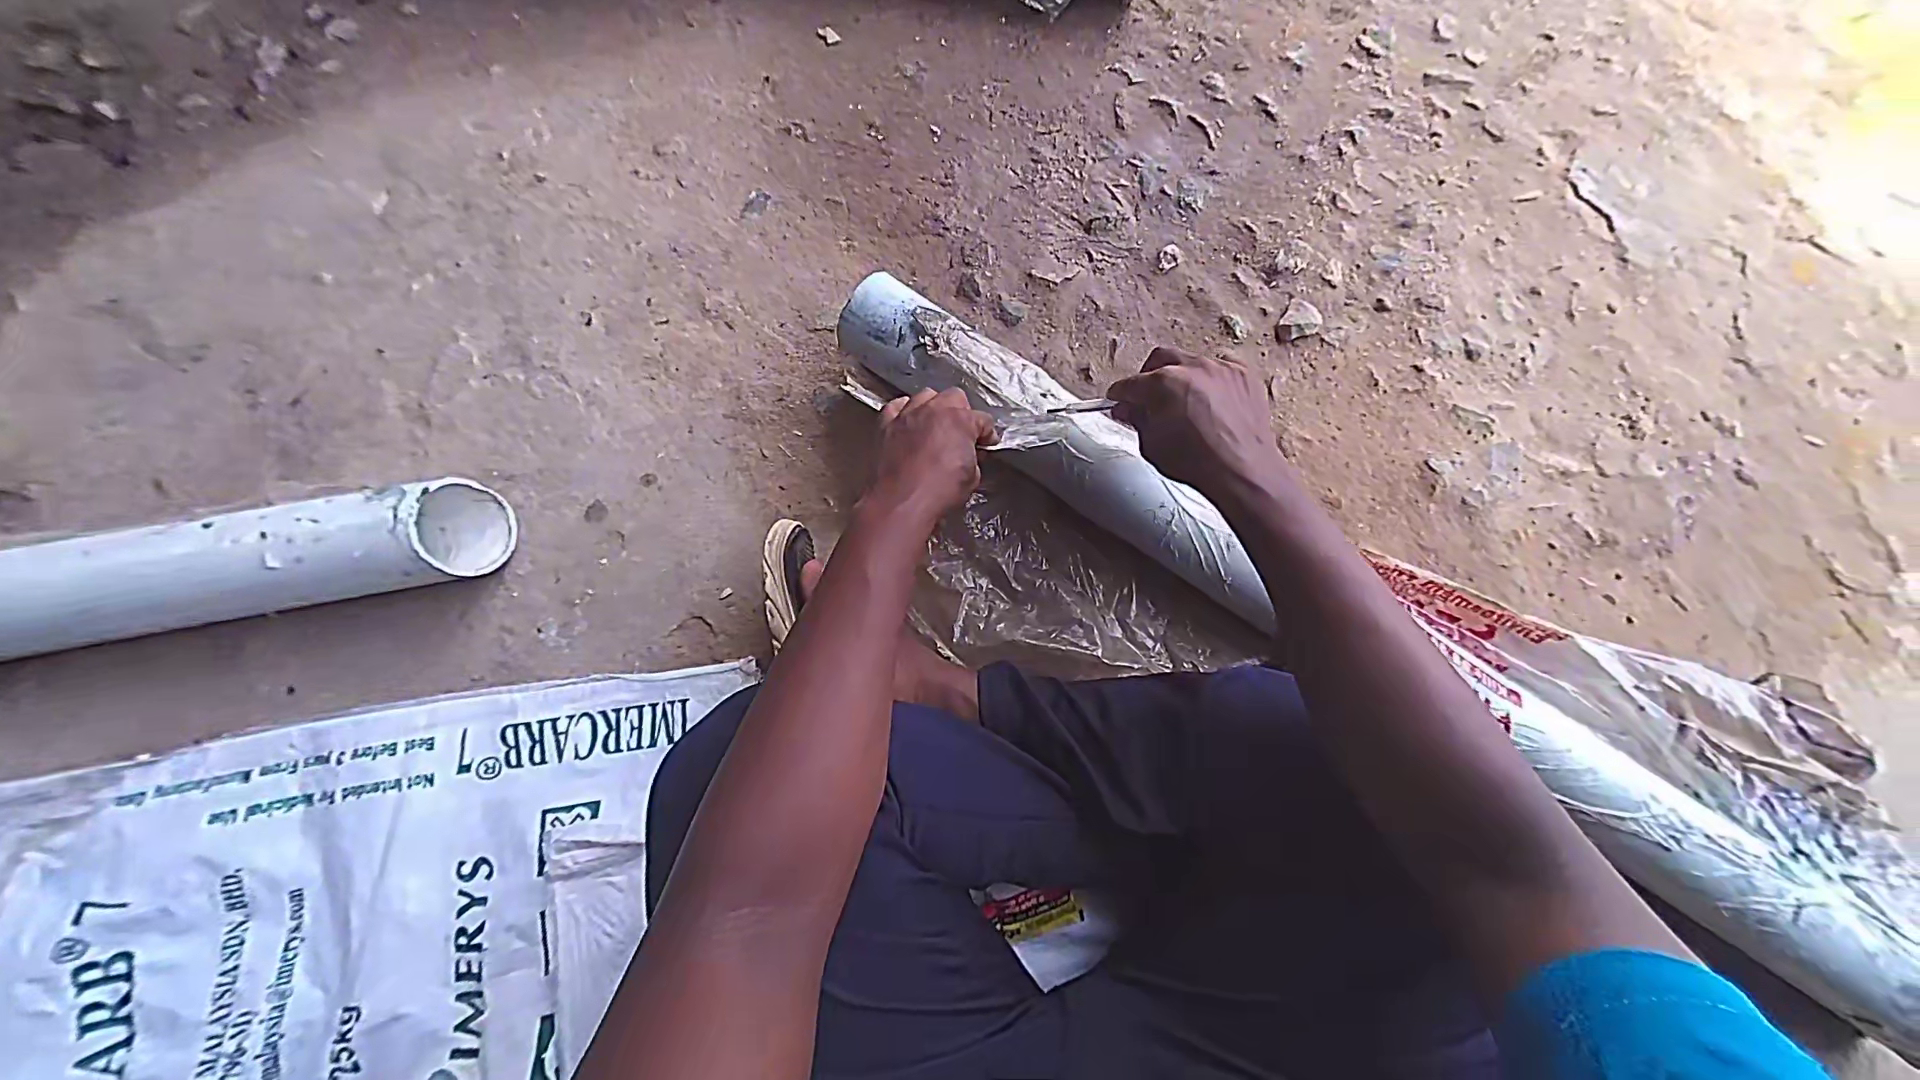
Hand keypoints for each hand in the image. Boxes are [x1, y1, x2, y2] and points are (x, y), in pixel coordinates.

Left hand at [863, 388, 997, 526]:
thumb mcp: (971, 478)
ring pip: (924, 396)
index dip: (987, 433)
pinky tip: (908, 423)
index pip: (983, 420)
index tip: (987, 444)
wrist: (901, 503)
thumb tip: (970, 455)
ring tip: (935, 425)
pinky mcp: (886, 426)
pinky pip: (895, 408)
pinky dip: (904, 412)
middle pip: (954, 397)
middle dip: (962, 412)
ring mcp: (907, 415)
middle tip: (962, 433)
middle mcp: (933, 410)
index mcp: (960, 420)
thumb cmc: (939, 492)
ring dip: (934, 408)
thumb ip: (974, 458)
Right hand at [1107, 347, 1284, 491]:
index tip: (1119, 401)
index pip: (1130, 384)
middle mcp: (1192, 368)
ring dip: (1181, 376)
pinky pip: (1221, 367)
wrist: (1241, 471)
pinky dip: (1210, 378)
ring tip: (1180, 400)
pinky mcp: (1243, 376)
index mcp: (1163, 383)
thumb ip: (1138, 420)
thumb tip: (1130, 410)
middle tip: (1146, 396)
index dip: (1120, 395)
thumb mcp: (1152, 445)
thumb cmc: (1198, 463)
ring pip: (1191, 361)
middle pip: (1160, 359)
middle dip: (1149, 375)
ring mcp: (1221, 369)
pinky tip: (1208, 397)